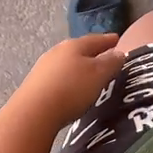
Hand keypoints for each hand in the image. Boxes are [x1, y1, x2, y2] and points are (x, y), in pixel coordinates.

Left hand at [8, 34, 128, 129]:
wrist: (33, 113)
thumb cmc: (71, 90)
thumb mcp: (98, 75)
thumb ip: (111, 62)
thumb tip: (119, 52)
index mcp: (74, 45)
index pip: (96, 39)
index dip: (108, 40)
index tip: (117, 40)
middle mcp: (57, 51)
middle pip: (79, 49)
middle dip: (92, 53)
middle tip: (104, 57)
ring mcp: (43, 68)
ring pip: (66, 62)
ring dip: (78, 67)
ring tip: (88, 75)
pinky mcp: (34, 85)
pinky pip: (57, 77)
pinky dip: (66, 79)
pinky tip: (69, 88)